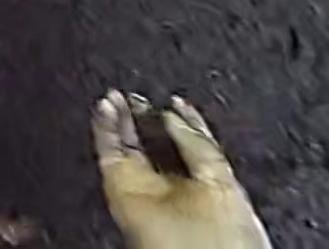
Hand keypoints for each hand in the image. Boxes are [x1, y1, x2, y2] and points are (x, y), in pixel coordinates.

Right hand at [93, 91, 270, 248]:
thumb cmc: (226, 240)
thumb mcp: (226, 186)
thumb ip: (201, 147)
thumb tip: (173, 113)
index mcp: (208, 185)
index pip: (191, 143)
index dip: (184, 120)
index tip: (175, 100)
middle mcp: (172, 182)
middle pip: (153, 137)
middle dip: (146, 113)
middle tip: (139, 95)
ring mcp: (142, 181)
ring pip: (124, 137)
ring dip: (119, 113)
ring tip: (116, 94)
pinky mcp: (116, 180)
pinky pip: (105, 145)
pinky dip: (102, 122)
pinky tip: (106, 105)